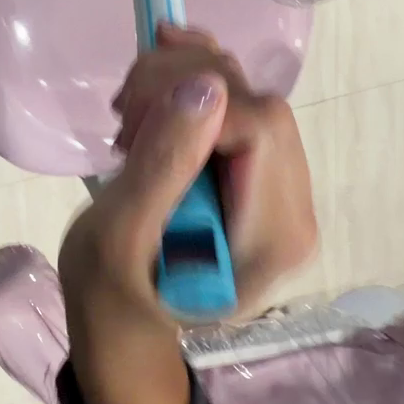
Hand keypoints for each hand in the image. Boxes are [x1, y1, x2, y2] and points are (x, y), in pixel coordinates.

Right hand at [57, 24, 316, 403]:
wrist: (123, 324)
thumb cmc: (113, 294)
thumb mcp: (121, 236)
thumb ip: (164, 165)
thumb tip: (206, 86)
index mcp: (270, 233)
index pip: (257, 124)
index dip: (189, 103)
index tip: (129, 128)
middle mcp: (291, 205)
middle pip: (255, 101)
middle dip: (178, 84)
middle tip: (121, 115)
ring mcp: (276, 186)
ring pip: (243, 91)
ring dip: (176, 80)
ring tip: (127, 115)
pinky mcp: (252, 170)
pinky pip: (234, 100)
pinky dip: (186, 79)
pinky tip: (151, 85)